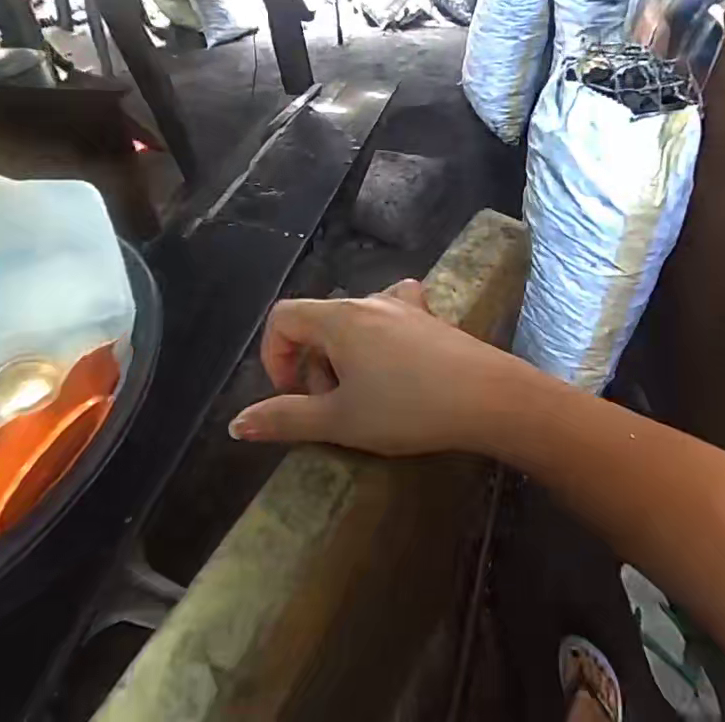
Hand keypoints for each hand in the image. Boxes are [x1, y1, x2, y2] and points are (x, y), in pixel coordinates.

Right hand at [228, 279, 543, 455]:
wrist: (488, 396)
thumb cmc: (408, 408)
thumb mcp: (339, 421)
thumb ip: (285, 419)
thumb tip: (236, 423)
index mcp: (341, 318)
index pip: (284, 316)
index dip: (274, 355)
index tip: (292, 394)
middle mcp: (372, 301)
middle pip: (321, 321)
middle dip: (315, 364)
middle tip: (334, 406)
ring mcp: (408, 306)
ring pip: (357, 322)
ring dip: (348, 356)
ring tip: (368, 394)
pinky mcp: (434, 318)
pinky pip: (393, 319)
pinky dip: (381, 342)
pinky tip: (400, 369)